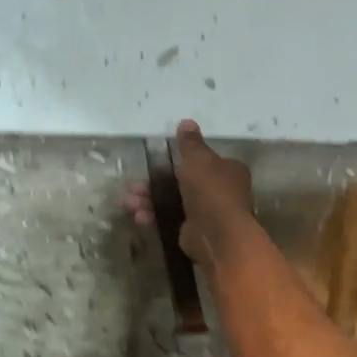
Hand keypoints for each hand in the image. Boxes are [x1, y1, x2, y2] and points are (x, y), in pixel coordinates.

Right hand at [124, 120, 254, 266]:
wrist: (217, 234)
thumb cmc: (211, 190)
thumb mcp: (198, 159)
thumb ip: (190, 143)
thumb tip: (186, 121)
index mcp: (228, 170)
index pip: (204, 162)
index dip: (181, 161)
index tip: (158, 161)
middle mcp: (220, 192)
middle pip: (181, 183)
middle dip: (154, 184)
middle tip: (133, 185)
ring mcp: (206, 214)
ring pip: (172, 202)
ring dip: (149, 201)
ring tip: (128, 203)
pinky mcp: (193, 233)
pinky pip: (170, 220)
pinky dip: (154, 217)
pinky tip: (138, 217)